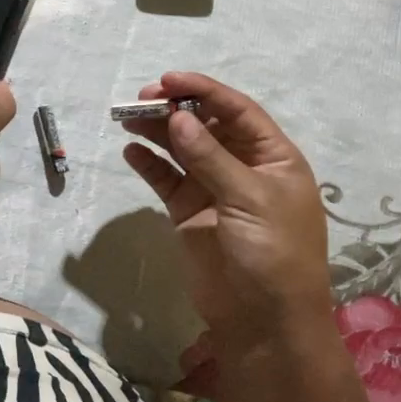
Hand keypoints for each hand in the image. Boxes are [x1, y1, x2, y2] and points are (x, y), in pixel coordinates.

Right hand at [120, 73, 332, 354]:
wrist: (263, 321)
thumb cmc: (273, 253)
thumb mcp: (249, 199)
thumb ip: (210, 157)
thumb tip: (178, 117)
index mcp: (273, 158)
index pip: (236, 111)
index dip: (203, 90)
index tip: (166, 80)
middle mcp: (242, 167)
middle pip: (205, 125)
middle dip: (174, 108)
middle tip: (140, 100)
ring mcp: (213, 189)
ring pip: (181, 148)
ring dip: (156, 132)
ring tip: (127, 120)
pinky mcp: (188, 212)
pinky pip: (165, 179)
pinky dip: (148, 164)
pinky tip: (131, 152)